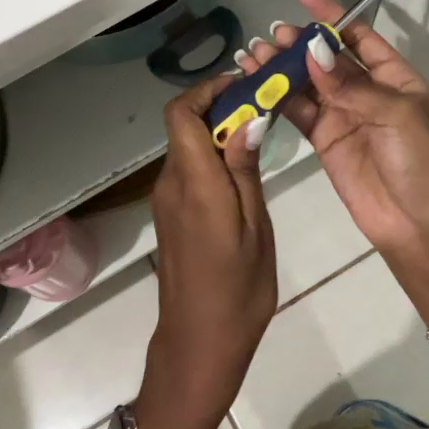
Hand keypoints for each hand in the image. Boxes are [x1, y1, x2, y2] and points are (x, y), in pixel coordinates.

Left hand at [135, 74, 275, 428]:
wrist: (198, 343)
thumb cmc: (238, 290)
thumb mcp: (255, 228)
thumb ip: (245, 171)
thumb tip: (248, 118)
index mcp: (195, 183)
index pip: (181, 114)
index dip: (206, 90)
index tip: (243, 85)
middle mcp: (171, 183)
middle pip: (183, 126)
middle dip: (219, 107)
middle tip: (262, 106)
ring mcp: (166, 199)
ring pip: (186, 146)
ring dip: (216, 132)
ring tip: (260, 135)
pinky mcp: (170, 214)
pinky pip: (187, 170)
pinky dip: (210, 157)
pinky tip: (242, 170)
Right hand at [241, 0, 428, 279]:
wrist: (415, 224)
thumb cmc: (418, 162)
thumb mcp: (395, 115)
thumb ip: (351, 84)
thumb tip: (313, 50)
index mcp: (393, 76)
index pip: (357, 34)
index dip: (330, 14)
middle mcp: (366, 89)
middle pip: (325, 56)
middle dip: (298, 42)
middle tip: (272, 35)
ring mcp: (342, 113)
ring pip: (305, 80)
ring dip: (281, 65)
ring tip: (254, 53)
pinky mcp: (322, 137)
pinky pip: (296, 108)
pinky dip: (275, 95)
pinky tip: (255, 81)